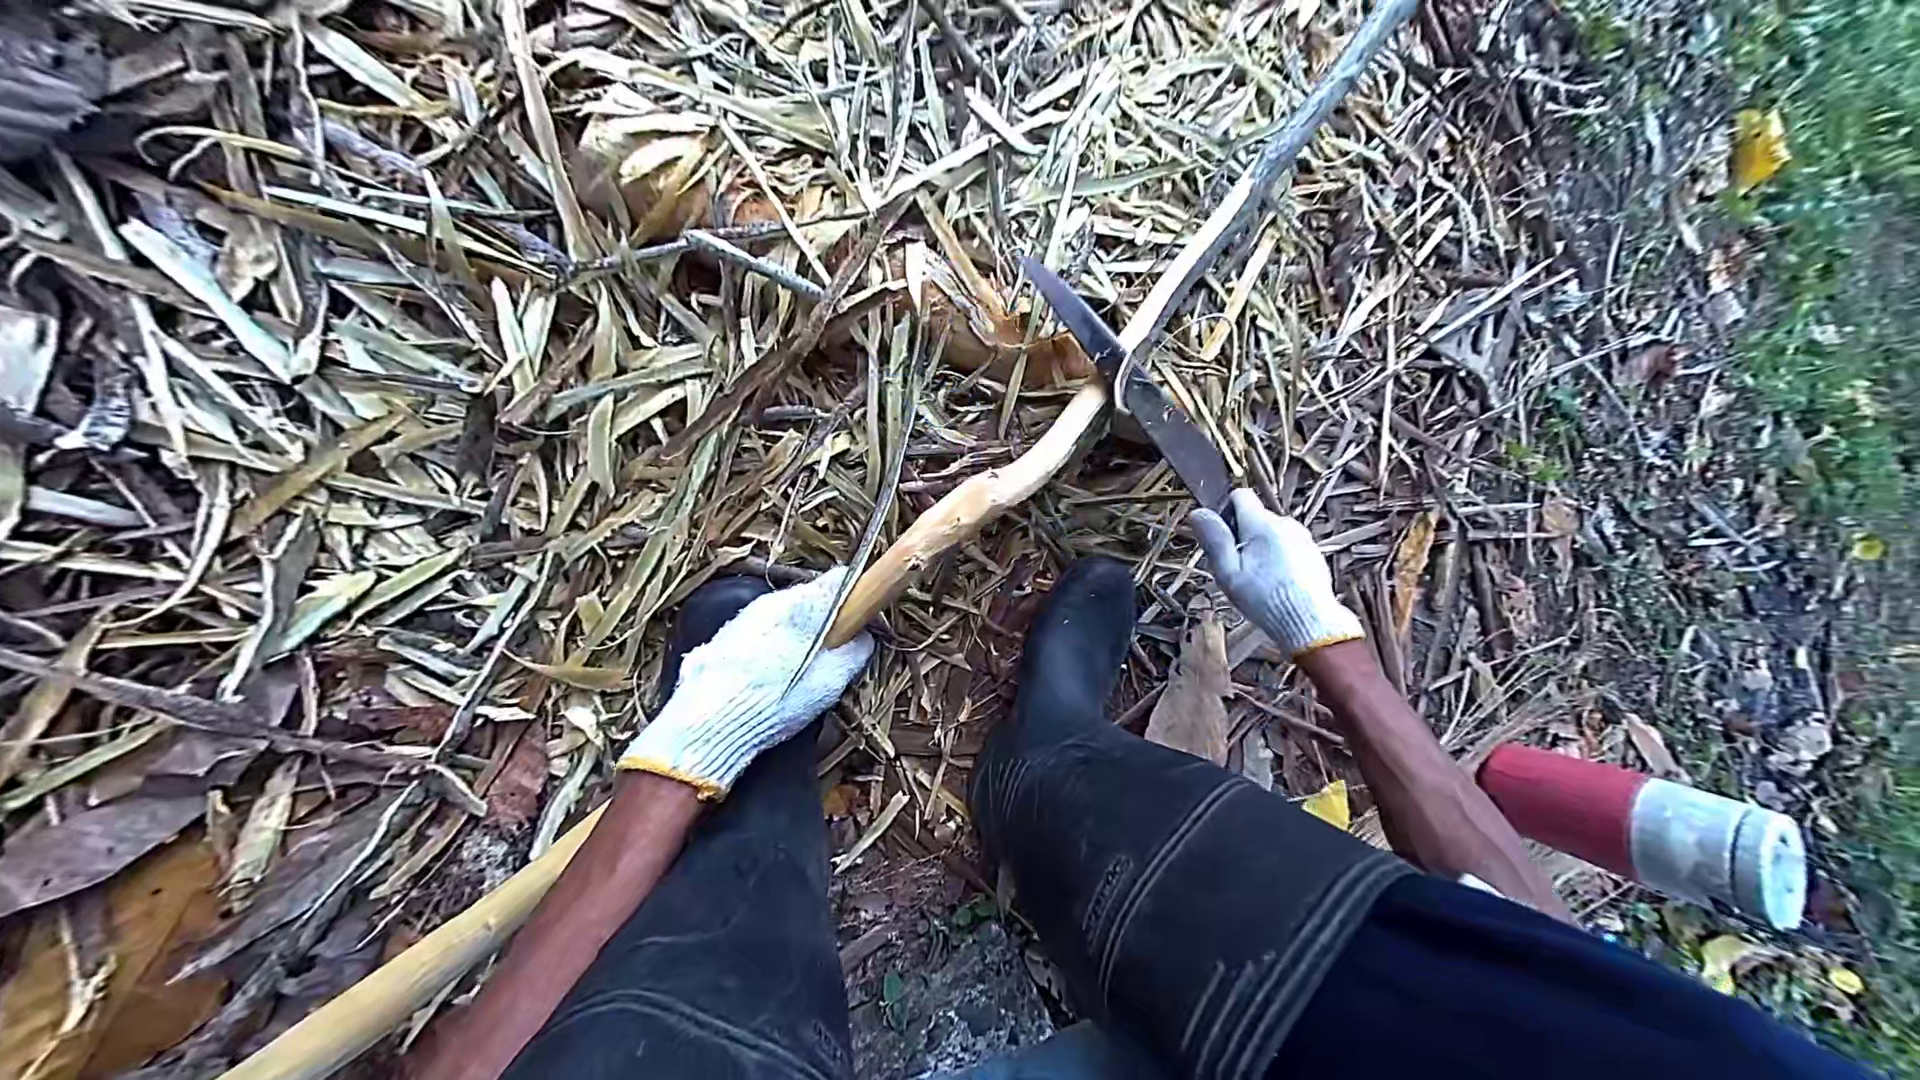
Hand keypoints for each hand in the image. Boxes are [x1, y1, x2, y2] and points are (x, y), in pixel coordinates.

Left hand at [617, 567, 873, 797]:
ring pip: (782, 615)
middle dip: (825, 619)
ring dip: (796, 633)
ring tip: (797, 670)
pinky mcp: (721, 636)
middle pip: (810, 597)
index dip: (856, 597)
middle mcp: (770, 601)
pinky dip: (770, 646)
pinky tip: (766, 677)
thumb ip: (854, 652)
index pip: (840, 580)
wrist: (706, 726)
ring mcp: (742, 617)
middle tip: (832, 653)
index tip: (860, 620)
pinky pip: (758, 632)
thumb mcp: (830, 682)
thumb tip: (863, 637)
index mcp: (801, 605)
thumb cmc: (775, 702)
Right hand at [1189, 489, 1364, 657]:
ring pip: (1270, 533)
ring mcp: (1302, 538)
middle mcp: (1285, 524)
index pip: (1240, 495)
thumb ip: (1214, 539)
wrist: (1309, 623)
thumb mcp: (1228, 571)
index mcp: (1262, 524)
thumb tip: (1198, 512)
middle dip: (1241, 535)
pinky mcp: (1312, 553)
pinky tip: (1274, 583)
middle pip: (1254, 516)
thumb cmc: (1264, 599)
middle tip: (1236, 567)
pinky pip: (1286, 546)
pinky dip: (1277, 558)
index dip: (1225, 511)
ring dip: (1259, 548)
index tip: (1222, 537)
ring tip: (1257, 579)